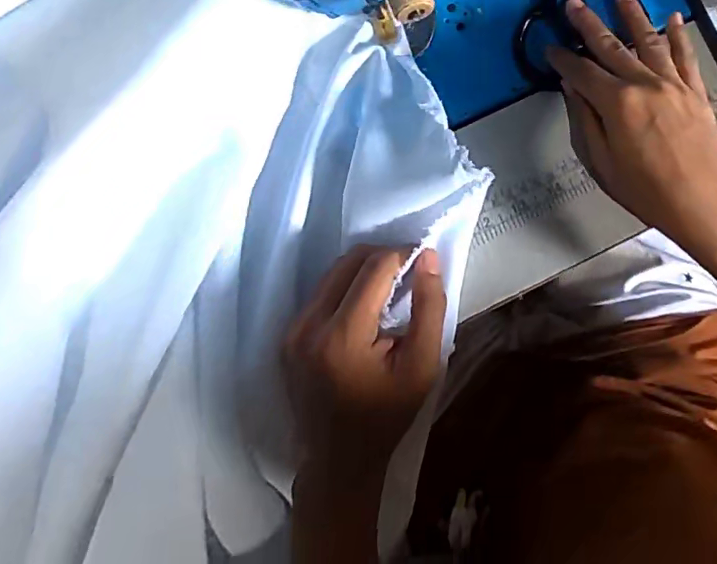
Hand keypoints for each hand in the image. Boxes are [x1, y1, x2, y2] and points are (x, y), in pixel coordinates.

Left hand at [282, 245, 445, 476]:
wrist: (339, 462)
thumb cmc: (387, 414)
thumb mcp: (424, 363)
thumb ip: (429, 306)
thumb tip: (427, 256)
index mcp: (341, 337)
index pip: (375, 267)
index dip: (404, 255)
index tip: (425, 264)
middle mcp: (308, 328)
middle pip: (350, 261)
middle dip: (385, 256)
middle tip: (411, 273)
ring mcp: (292, 332)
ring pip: (334, 271)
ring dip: (366, 269)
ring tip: (392, 288)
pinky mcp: (287, 337)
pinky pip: (322, 290)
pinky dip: (349, 285)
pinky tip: (368, 306)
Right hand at [545, 0, 716, 254]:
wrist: (700, 200)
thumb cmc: (645, 189)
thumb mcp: (601, 163)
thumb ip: (584, 120)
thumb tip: (571, 85)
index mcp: (616, 102)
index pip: (582, 71)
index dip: (563, 58)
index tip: (551, 46)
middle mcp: (644, 83)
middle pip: (612, 46)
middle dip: (590, 23)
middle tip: (575, 1)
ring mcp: (673, 83)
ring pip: (649, 40)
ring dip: (633, 15)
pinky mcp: (695, 90)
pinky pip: (685, 55)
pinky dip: (678, 35)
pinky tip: (672, 16)